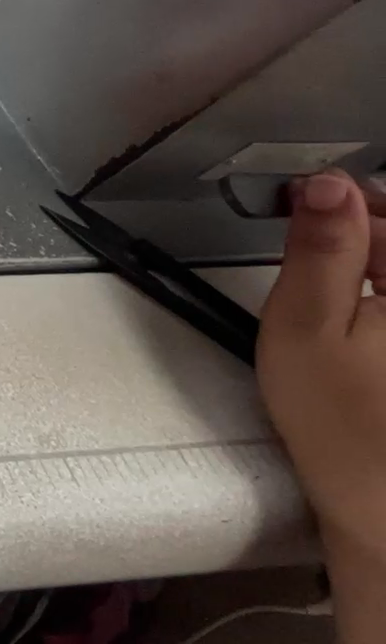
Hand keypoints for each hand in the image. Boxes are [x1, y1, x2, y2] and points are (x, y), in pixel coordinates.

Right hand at [257, 170, 385, 558]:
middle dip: (368, 223)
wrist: (383, 497)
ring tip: (333, 257)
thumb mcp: (305, 321)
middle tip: (310, 224)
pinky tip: (364, 296)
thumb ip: (320, 249)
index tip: (303, 193)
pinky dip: (383, 283)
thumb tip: (326, 183)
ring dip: (377, 252)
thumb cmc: (333, 409)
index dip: (354, 198)